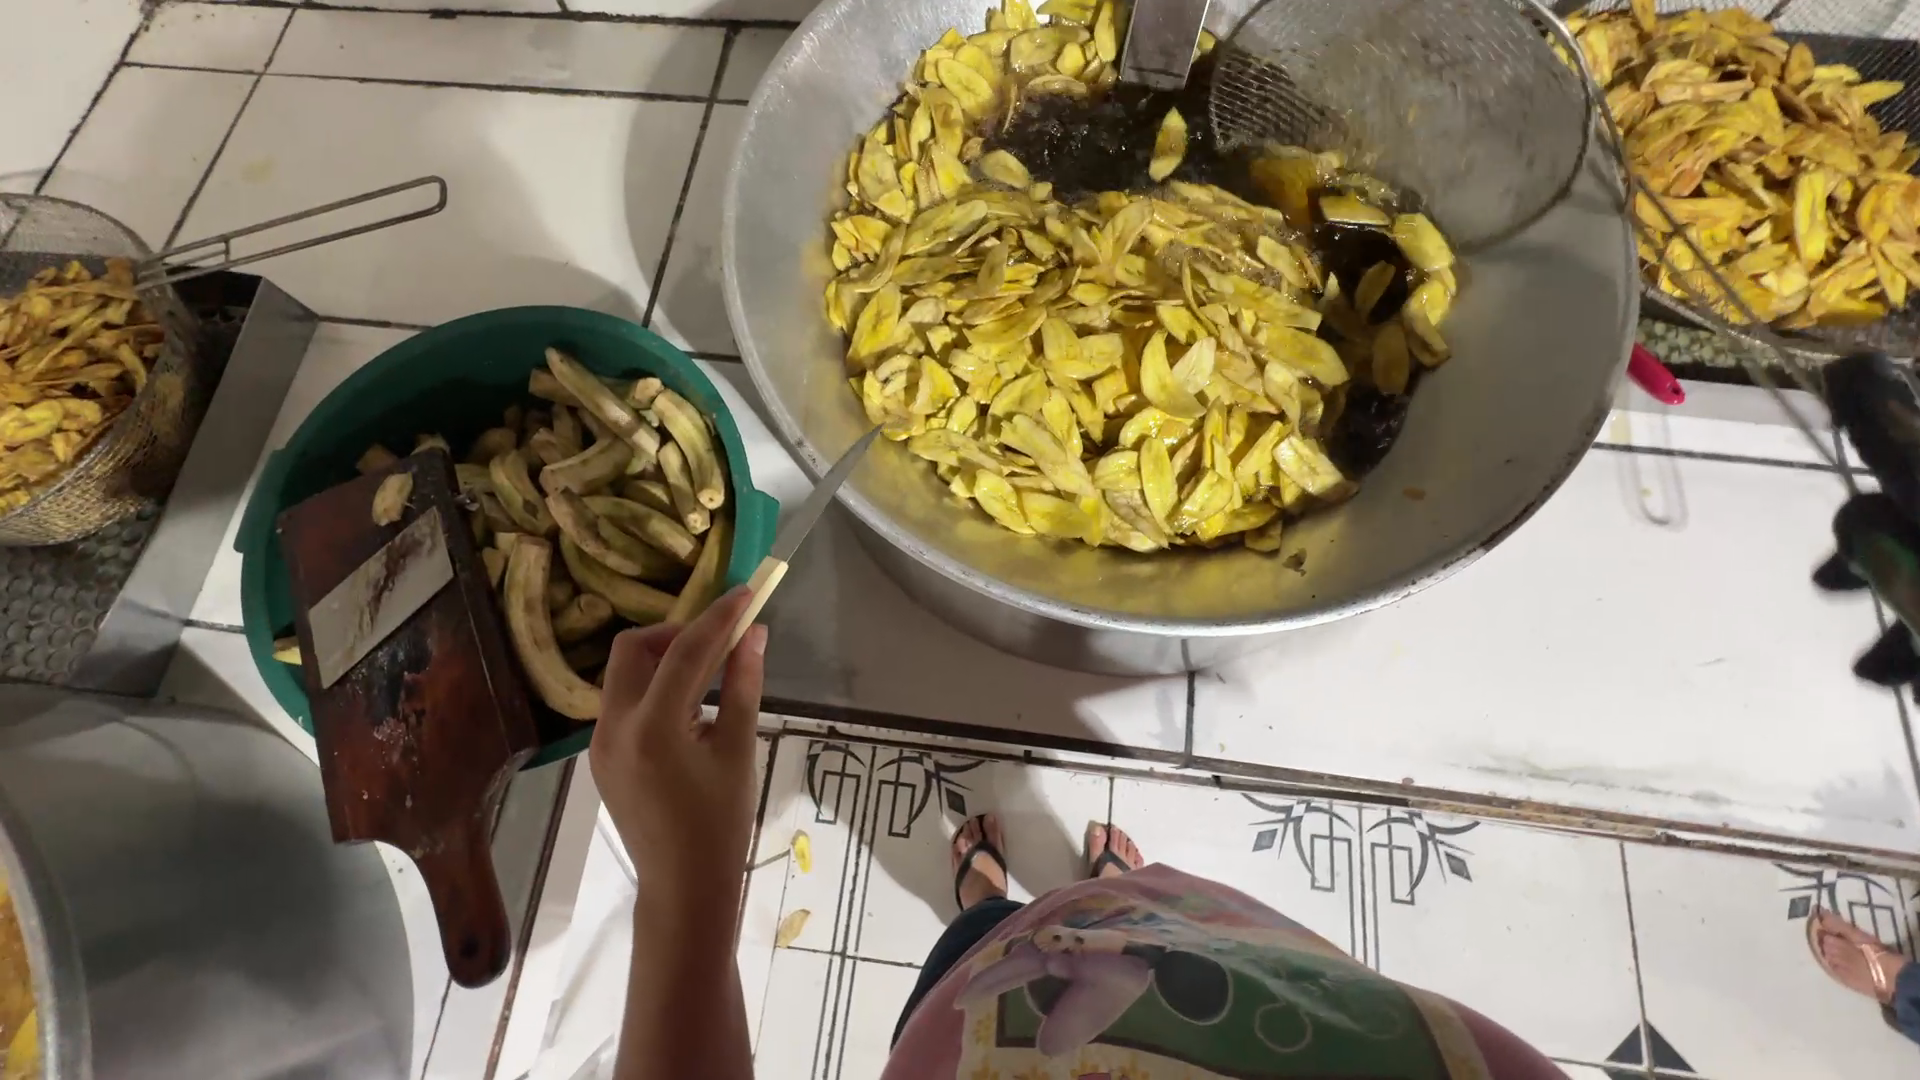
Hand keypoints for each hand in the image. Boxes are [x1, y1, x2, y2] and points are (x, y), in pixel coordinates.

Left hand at [590, 586, 766, 910]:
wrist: (683, 885)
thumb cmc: (721, 821)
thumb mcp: (739, 748)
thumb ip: (744, 684)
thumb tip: (754, 633)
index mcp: (653, 727)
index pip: (685, 652)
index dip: (719, 617)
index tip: (746, 593)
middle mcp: (613, 726)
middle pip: (633, 649)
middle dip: (676, 632)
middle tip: (718, 640)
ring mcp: (600, 742)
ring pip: (623, 672)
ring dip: (663, 657)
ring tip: (708, 671)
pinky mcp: (601, 755)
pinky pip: (622, 699)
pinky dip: (654, 685)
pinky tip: (687, 705)